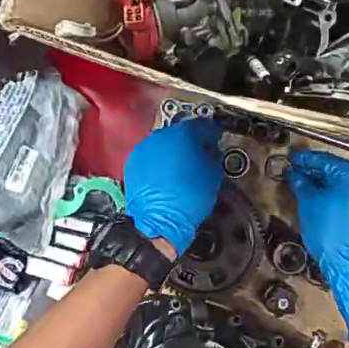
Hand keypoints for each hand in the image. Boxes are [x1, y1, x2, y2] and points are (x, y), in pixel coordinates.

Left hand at [123, 118, 223, 253]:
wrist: (160, 222)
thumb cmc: (192, 197)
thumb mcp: (213, 175)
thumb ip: (211, 155)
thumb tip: (208, 149)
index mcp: (183, 135)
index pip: (202, 125)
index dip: (211, 131)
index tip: (216, 138)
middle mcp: (160, 136)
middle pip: (180, 132)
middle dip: (190, 141)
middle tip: (199, 153)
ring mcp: (143, 149)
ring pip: (163, 143)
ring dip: (173, 151)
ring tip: (181, 166)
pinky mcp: (132, 163)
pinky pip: (151, 156)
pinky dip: (159, 162)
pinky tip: (165, 176)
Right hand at [287, 150, 348, 345]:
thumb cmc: (332, 235)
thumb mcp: (310, 205)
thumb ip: (302, 184)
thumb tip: (296, 175)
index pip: (326, 159)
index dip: (305, 160)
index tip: (292, 159)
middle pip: (336, 169)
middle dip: (315, 171)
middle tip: (295, 171)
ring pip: (343, 183)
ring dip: (324, 183)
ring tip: (304, 185)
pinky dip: (334, 194)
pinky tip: (319, 199)